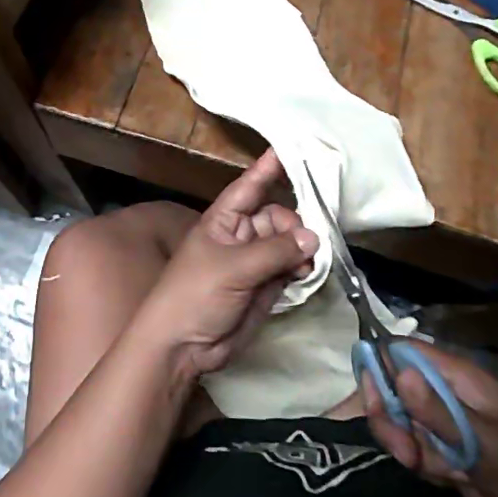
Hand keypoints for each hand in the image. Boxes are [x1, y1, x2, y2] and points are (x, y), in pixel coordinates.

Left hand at [131, 150, 318, 376]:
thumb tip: (313, 237)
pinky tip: (307, 272)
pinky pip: (292, 267)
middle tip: (307, 240)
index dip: (267, 169)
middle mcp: (242, 236)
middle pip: (278, 216)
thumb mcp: (233, 268)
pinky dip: (303, 267)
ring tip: (309, 260)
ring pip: (289, 242)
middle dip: (295, 223)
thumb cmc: (195, 295)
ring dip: (302, 247)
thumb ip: (275, 251)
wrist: (183, 348)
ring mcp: (255, 262)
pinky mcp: (267, 285)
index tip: (289, 148)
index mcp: (224, 221)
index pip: (249, 187)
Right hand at [361, 340, 497, 496]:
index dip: (381, 367)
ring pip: (403, 421)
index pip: (407, 354)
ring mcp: (449, 425)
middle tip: (403, 450)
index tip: (367, 400)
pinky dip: (421, 464)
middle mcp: (450, 395)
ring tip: (425, 468)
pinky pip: (417, 448)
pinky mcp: (450, 453)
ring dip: (405, 444)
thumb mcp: (482, 443)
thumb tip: (396, 371)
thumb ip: (437, 411)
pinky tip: (445, 479)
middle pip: (396, 388)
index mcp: (461, 378)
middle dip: (390, 417)